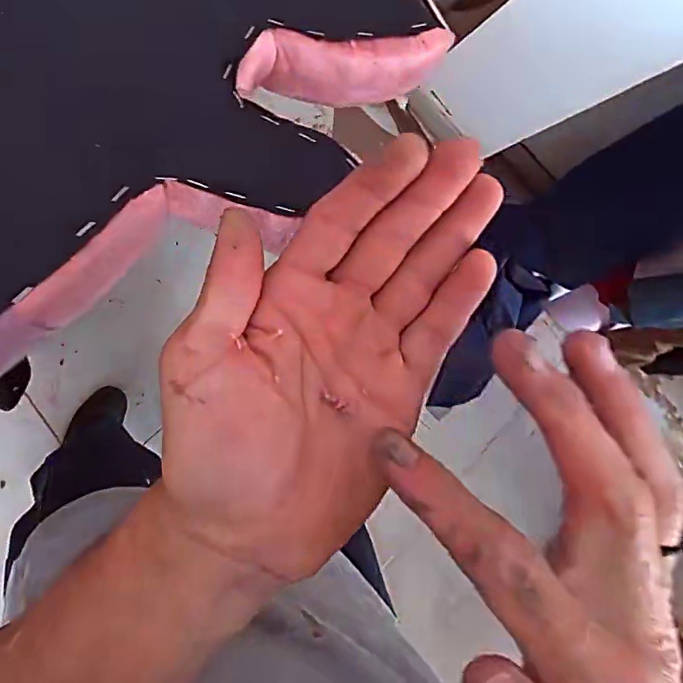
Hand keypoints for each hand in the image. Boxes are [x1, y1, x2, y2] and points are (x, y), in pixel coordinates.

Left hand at [150, 134, 502, 585]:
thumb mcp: (197, 361)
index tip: (411, 152)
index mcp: (289, 293)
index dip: (376, 186)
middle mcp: (338, 308)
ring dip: (453, 233)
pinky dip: (458, 298)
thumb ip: (226, 291)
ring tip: (485, 192)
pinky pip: (434, 331)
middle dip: (429, 195)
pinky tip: (480, 262)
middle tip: (465, 155)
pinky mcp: (401, 385)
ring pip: (421, 275)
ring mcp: (373, 344)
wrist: (244, 530)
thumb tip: (237, 219)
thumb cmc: (211, 447)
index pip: (340, 224)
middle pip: (391, 239)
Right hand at [375, 330, 682, 682]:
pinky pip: (662, 483)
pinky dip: (638, 428)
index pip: (507, 563)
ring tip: (583, 342)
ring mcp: (660, 579)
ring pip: (652, 477)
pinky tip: (613, 390)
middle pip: (607, 490)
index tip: (394, 450)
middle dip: (559, 410)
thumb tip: (482, 667)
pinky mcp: (669, 564)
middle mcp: (635, 602)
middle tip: (511, 346)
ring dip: (616, 401)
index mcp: (587, 648)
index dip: (446, 503)